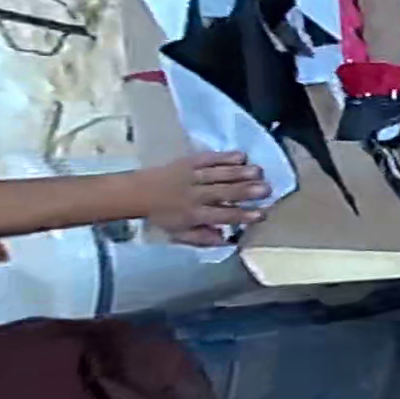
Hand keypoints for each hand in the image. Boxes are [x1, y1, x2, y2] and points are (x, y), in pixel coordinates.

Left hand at [136, 151, 268, 245]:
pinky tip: (243, 156)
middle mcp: (194, 195)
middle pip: (224, 192)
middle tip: (267, 190)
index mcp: (193, 215)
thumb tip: (230, 241)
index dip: (243, 215)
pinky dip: (226, 156)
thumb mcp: (178, 233)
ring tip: (260, 172)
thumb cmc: (162, 215)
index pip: (222, 215)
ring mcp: (191, 177)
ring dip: (241, 172)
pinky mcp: (189, 162)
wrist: (132, 193)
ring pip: (219, 174)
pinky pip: (209, 158)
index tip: (263, 214)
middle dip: (246, 191)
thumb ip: (203, 237)